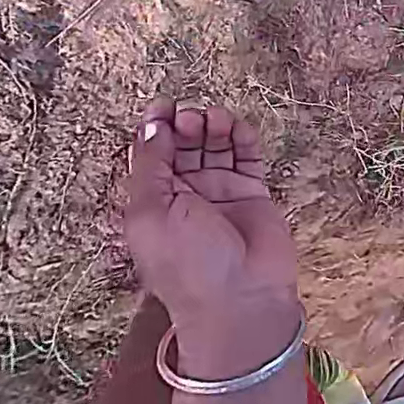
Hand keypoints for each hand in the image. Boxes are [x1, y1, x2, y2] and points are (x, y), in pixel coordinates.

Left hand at [124, 100, 300, 378]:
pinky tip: (238, 129)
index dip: (156, 127)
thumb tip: (152, 126)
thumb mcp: (152, 213)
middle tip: (191, 118)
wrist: (241, 299)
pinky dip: (242, 138)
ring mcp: (221, 192)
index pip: (154, 154)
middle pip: (185, 145)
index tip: (162, 104)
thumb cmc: (187, 261)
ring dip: (213, 127)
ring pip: (216, 146)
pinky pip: (246, 156)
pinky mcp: (252, 193)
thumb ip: (151, 165)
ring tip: (215, 121)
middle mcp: (187, 194)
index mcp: (155, 201)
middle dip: (187, 125)